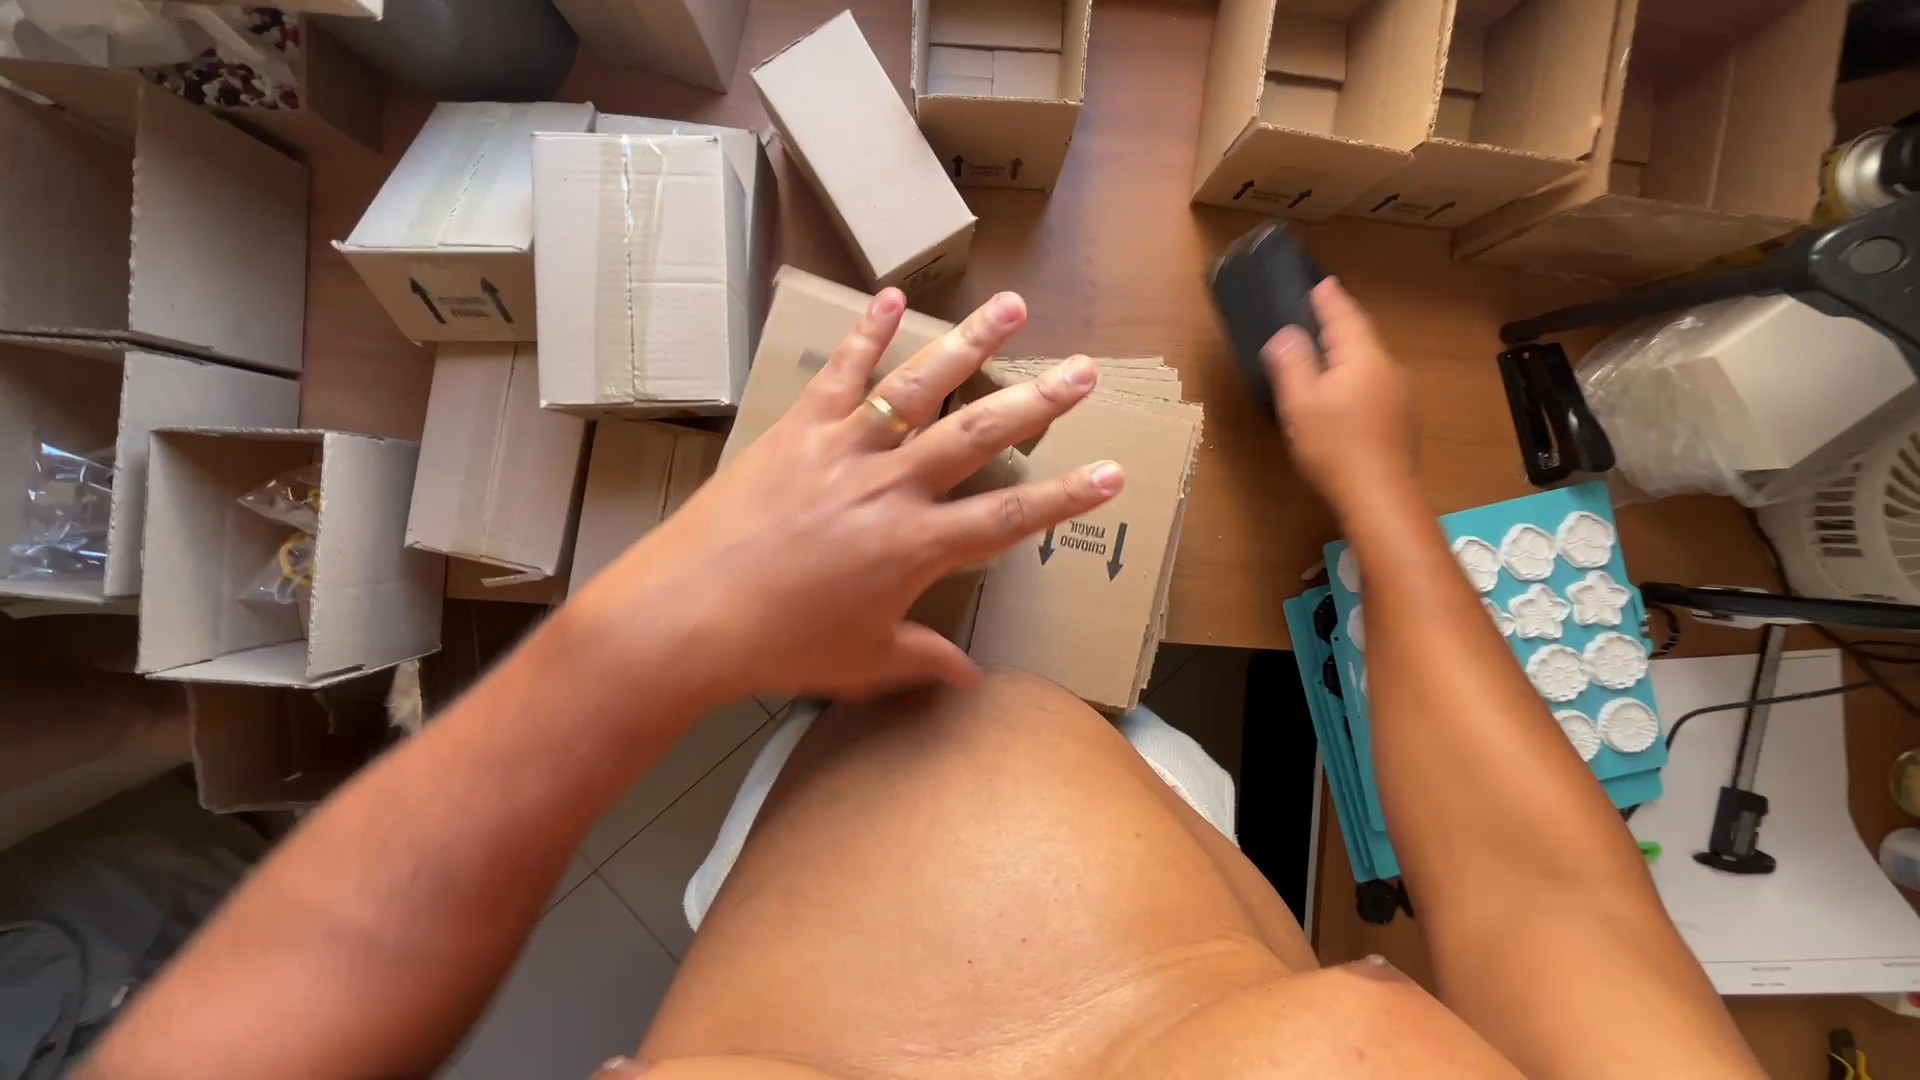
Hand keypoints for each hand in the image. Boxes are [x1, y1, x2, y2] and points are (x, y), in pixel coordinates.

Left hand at [571, 289, 1124, 705]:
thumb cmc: (780, 646)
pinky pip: (839, 373)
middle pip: (979, 435)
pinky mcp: (798, 431)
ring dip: (969, 343)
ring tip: (1011, 307)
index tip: (1111, 472)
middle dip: (1038, 402)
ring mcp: (844, 450)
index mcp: (915, 548)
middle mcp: (890, 487)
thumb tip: (971, 677)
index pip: (1009, 517)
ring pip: (918, 387)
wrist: (687, 616)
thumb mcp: (863, 661)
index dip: (1065, 496)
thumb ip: (924, 658)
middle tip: (1083, 370)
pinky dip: (866, 332)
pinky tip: (892, 295)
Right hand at [1263, 278, 1417, 507]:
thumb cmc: (1333, 445)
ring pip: (1371, 367)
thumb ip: (1292, 365)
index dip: (1331, 301)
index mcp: (1363, 359)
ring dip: (1350, 359)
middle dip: (1342, 329)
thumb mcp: (1300, 403)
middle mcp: (1389, 370)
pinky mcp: (1402, 423)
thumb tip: (1286, 334)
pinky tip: (1346, 400)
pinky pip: (1376, 390)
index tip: (1323, 283)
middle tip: (1323, 317)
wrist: (1378, 494)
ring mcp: (1401, 397)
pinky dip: (1358, 384)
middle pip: (1362, 341)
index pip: (1345, 319)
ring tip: (1330, 358)